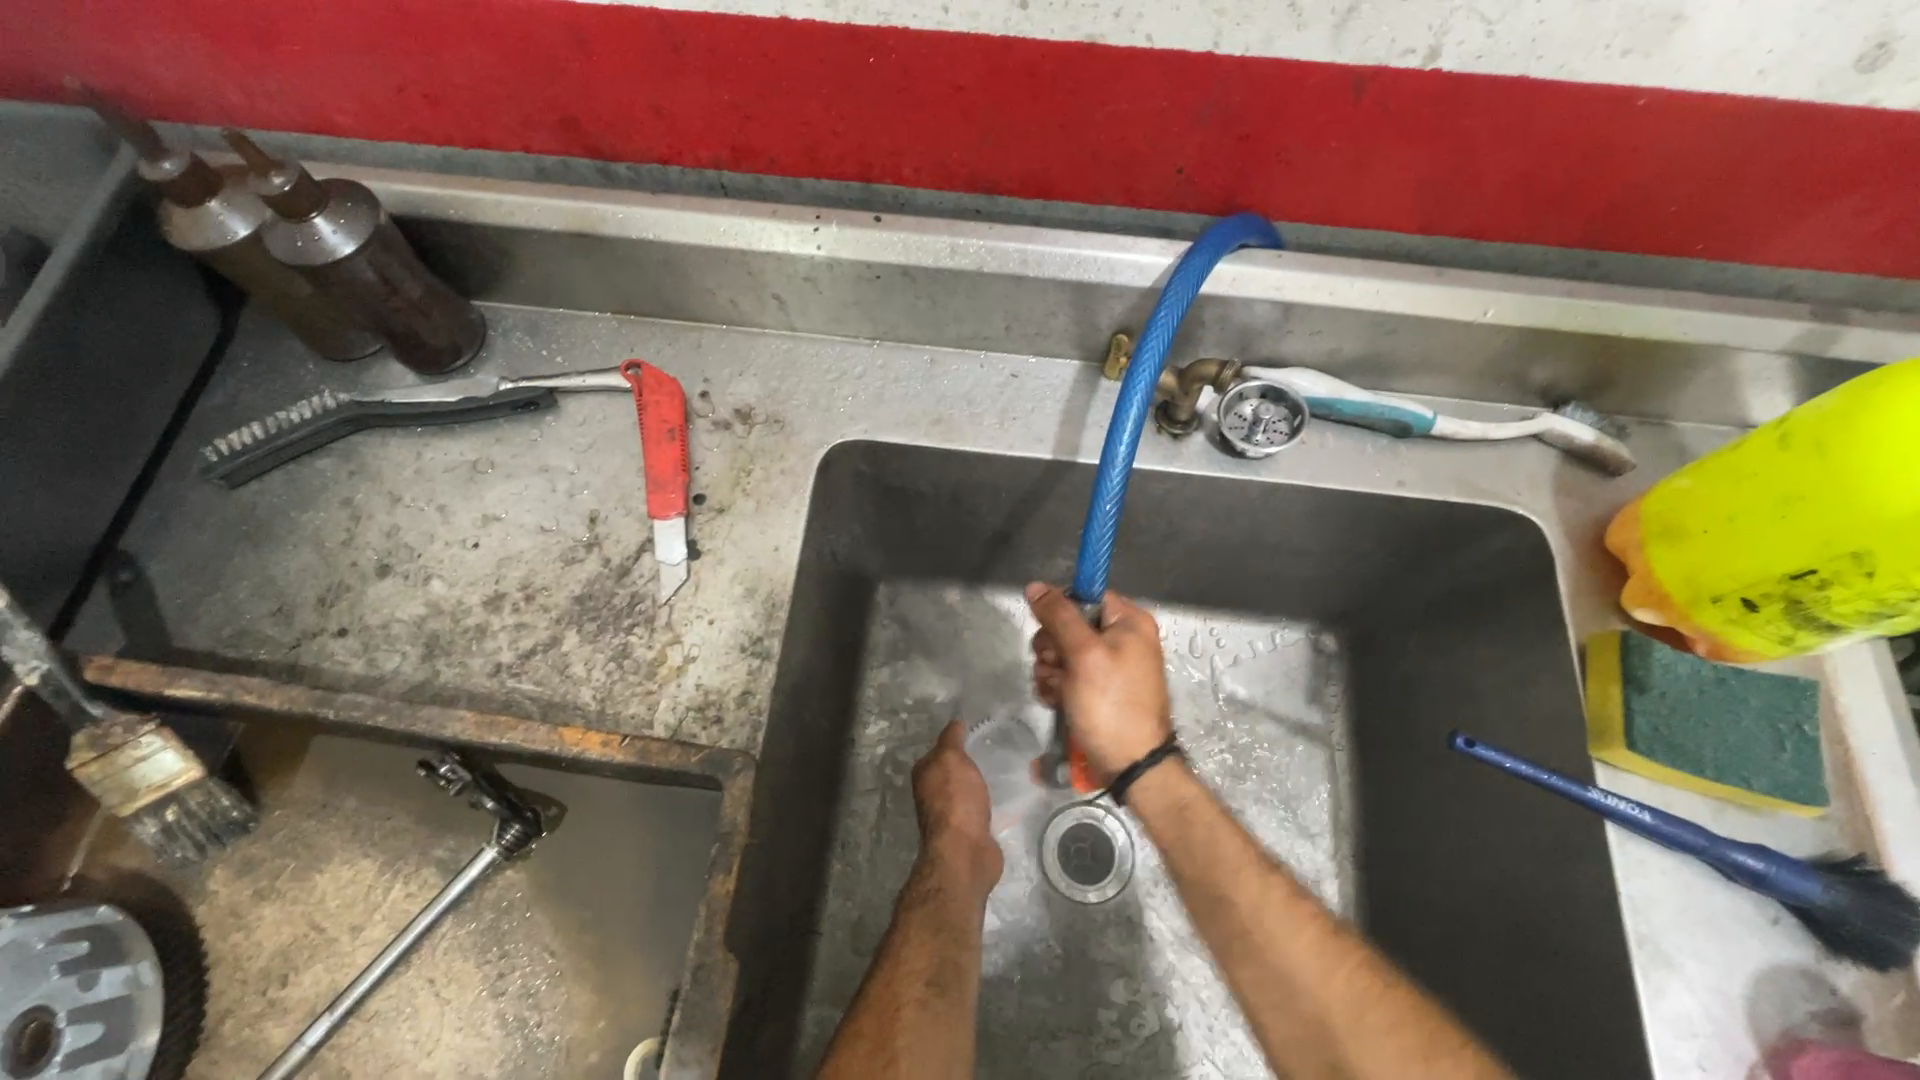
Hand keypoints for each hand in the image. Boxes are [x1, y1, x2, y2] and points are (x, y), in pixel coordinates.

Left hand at [912, 720, 1002, 896]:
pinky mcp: (972, 832)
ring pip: (969, 791)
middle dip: (971, 763)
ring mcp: (952, 815)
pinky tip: (1010, 796)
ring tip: (1008, 770)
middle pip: (954, 772)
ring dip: (983, 784)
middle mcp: (933, 794)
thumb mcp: (951, 758)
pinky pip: (983, 810)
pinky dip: (993, 803)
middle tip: (999, 748)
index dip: (956, 740)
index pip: (939, 750)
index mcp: (925, 775)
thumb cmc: (955, 800)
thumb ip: (951, 739)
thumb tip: (955, 723)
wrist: (965, 852)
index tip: (980, 730)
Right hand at [1026, 582, 1172, 782]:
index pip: (1083, 596)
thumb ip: (1058, 616)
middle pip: (1066, 625)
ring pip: (1059, 653)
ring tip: (1061, 693)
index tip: (1055, 636)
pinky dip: (1056, 689)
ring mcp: (1107, 667)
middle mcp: (1121, 639)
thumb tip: (1034, 586)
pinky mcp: (1095, 690)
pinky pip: (1063, 676)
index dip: (1061, 614)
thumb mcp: (1084, 655)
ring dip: (1050, 673)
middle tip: (1060, 668)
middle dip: (1053, 650)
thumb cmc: (1112, 704)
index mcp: (1129, 621)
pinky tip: (1059, 704)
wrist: (1130, 764)